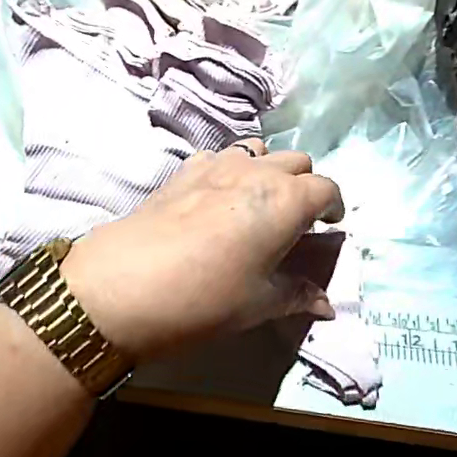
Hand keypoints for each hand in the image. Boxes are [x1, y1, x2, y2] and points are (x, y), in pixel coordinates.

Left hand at [58, 140, 344, 361]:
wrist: (122, 287)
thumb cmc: (205, 298)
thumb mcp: (259, 303)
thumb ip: (297, 296)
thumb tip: (327, 307)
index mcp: (286, 200)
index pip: (326, 188)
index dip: (334, 205)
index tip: (329, 224)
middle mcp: (257, 171)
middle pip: (297, 162)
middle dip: (305, 184)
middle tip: (296, 218)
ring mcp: (218, 165)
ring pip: (259, 150)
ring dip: (269, 169)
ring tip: (259, 201)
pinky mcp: (184, 170)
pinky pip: (221, 155)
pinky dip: (232, 168)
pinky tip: (219, 197)